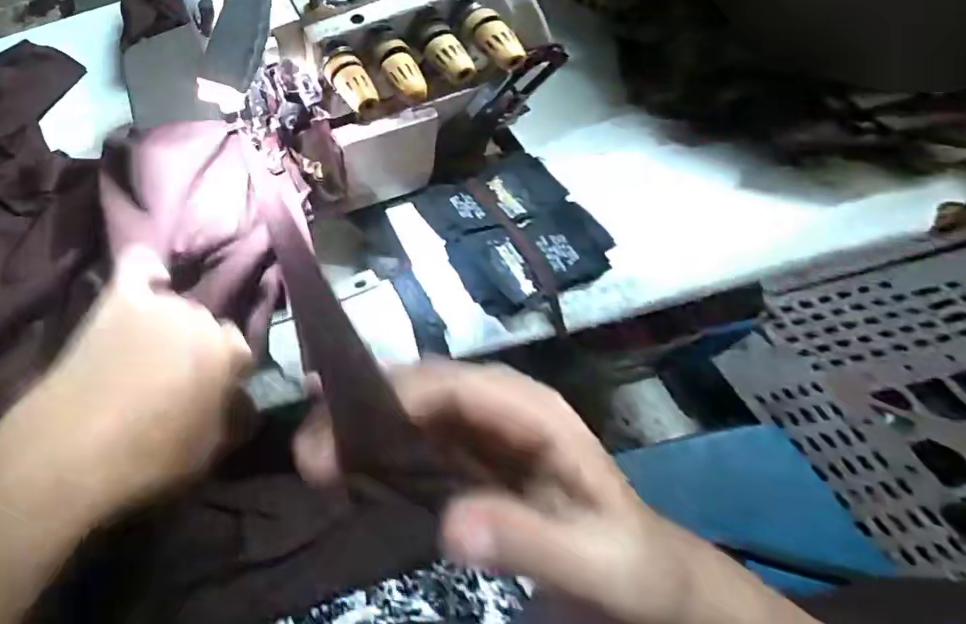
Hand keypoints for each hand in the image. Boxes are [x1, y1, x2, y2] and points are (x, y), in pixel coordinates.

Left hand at [0, 246, 254, 524]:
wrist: (79, 444)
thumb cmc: (151, 457)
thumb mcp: (210, 451)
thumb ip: (233, 415)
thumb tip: (239, 397)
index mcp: (227, 353)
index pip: (238, 348)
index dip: (225, 371)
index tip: (209, 391)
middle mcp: (199, 316)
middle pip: (205, 322)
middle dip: (195, 345)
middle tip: (173, 375)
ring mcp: (159, 302)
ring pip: (174, 302)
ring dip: (167, 321)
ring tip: (145, 348)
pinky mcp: (120, 295)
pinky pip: (139, 263)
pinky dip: (146, 269)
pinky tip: (148, 281)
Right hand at [293, 360, 816, 623]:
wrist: (654, 580)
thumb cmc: (633, 567)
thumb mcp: (597, 565)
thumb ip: (529, 541)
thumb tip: (449, 527)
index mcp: (529, 408)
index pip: (453, 385)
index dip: (396, 396)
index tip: (346, 426)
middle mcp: (492, 400)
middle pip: (414, 387)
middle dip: (359, 409)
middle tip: (311, 449)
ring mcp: (472, 421)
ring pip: (400, 405)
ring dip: (354, 425)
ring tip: (311, 454)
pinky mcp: (458, 447)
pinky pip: (405, 434)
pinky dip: (369, 444)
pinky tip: (336, 456)